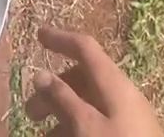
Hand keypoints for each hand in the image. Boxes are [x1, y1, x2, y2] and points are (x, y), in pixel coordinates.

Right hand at [23, 27, 162, 136]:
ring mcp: (130, 118)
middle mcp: (123, 95)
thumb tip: (41, 74)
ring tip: (45, 136)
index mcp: (115, 83)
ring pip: (89, 105)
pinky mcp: (131, 136)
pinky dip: (79, 128)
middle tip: (31, 112)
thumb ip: (62, 99)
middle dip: (54, 91)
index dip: (60, 39)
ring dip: (63, 115)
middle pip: (83, 79)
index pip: (85, 48)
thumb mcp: (86, 126)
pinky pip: (99, 123)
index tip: (37, 36)